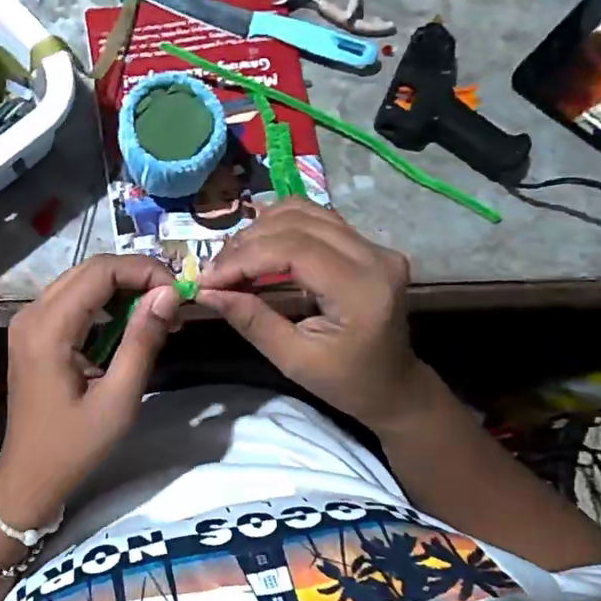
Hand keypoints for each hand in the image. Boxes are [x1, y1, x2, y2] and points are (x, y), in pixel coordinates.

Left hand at [0, 254, 181, 538]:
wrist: (30, 476)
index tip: (179, 294)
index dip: (144, 272)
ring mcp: (28, 322)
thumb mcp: (118, 398)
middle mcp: (32, 314)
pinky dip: (106, 303)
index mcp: (48, 328)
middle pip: (90, 269)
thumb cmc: (74, 445)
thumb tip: (168, 295)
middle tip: (173, 304)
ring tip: (159, 314)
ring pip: (82, 281)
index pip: (101, 272)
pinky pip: (73, 301)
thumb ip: (142, 341)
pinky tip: (131, 324)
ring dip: (123, 288)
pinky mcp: (34, 334)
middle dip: (137, 277)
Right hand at [196, 200, 438, 432]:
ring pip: (309, 213)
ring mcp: (377, 247)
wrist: (393, 387)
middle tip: (215, 270)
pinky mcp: (371, 246)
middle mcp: (376, 257)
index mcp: (362, 290)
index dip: (246, 258)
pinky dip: (283, 227)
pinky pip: (320, 220)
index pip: (295, 250)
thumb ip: (252, 321)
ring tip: (233, 258)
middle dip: (249, 242)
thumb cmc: (345, 383)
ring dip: (263, 229)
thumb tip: (207, 292)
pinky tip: (259, 244)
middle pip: (300, 223)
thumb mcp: (294, 360)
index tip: (208, 278)